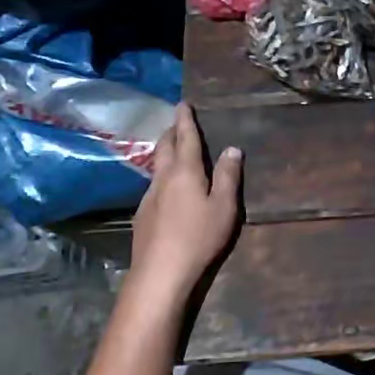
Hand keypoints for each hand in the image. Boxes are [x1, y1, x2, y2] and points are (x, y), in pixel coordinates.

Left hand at [130, 103, 242, 294]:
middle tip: (177, 124)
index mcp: (185, 171)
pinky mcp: (142, 214)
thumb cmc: (199, 237)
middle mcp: (163, 177)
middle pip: (164, 147)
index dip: (185, 119)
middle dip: (171, 132)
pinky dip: (160, 176)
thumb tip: (232, 149)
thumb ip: (228, 177)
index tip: (183, 104)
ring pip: (156, 166)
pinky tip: (165, 189)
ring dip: (163, 153)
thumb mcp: (224, 207)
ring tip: (171, 151)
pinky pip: (152, 185)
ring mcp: (148, 196)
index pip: (185, 137)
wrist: (160, 271)